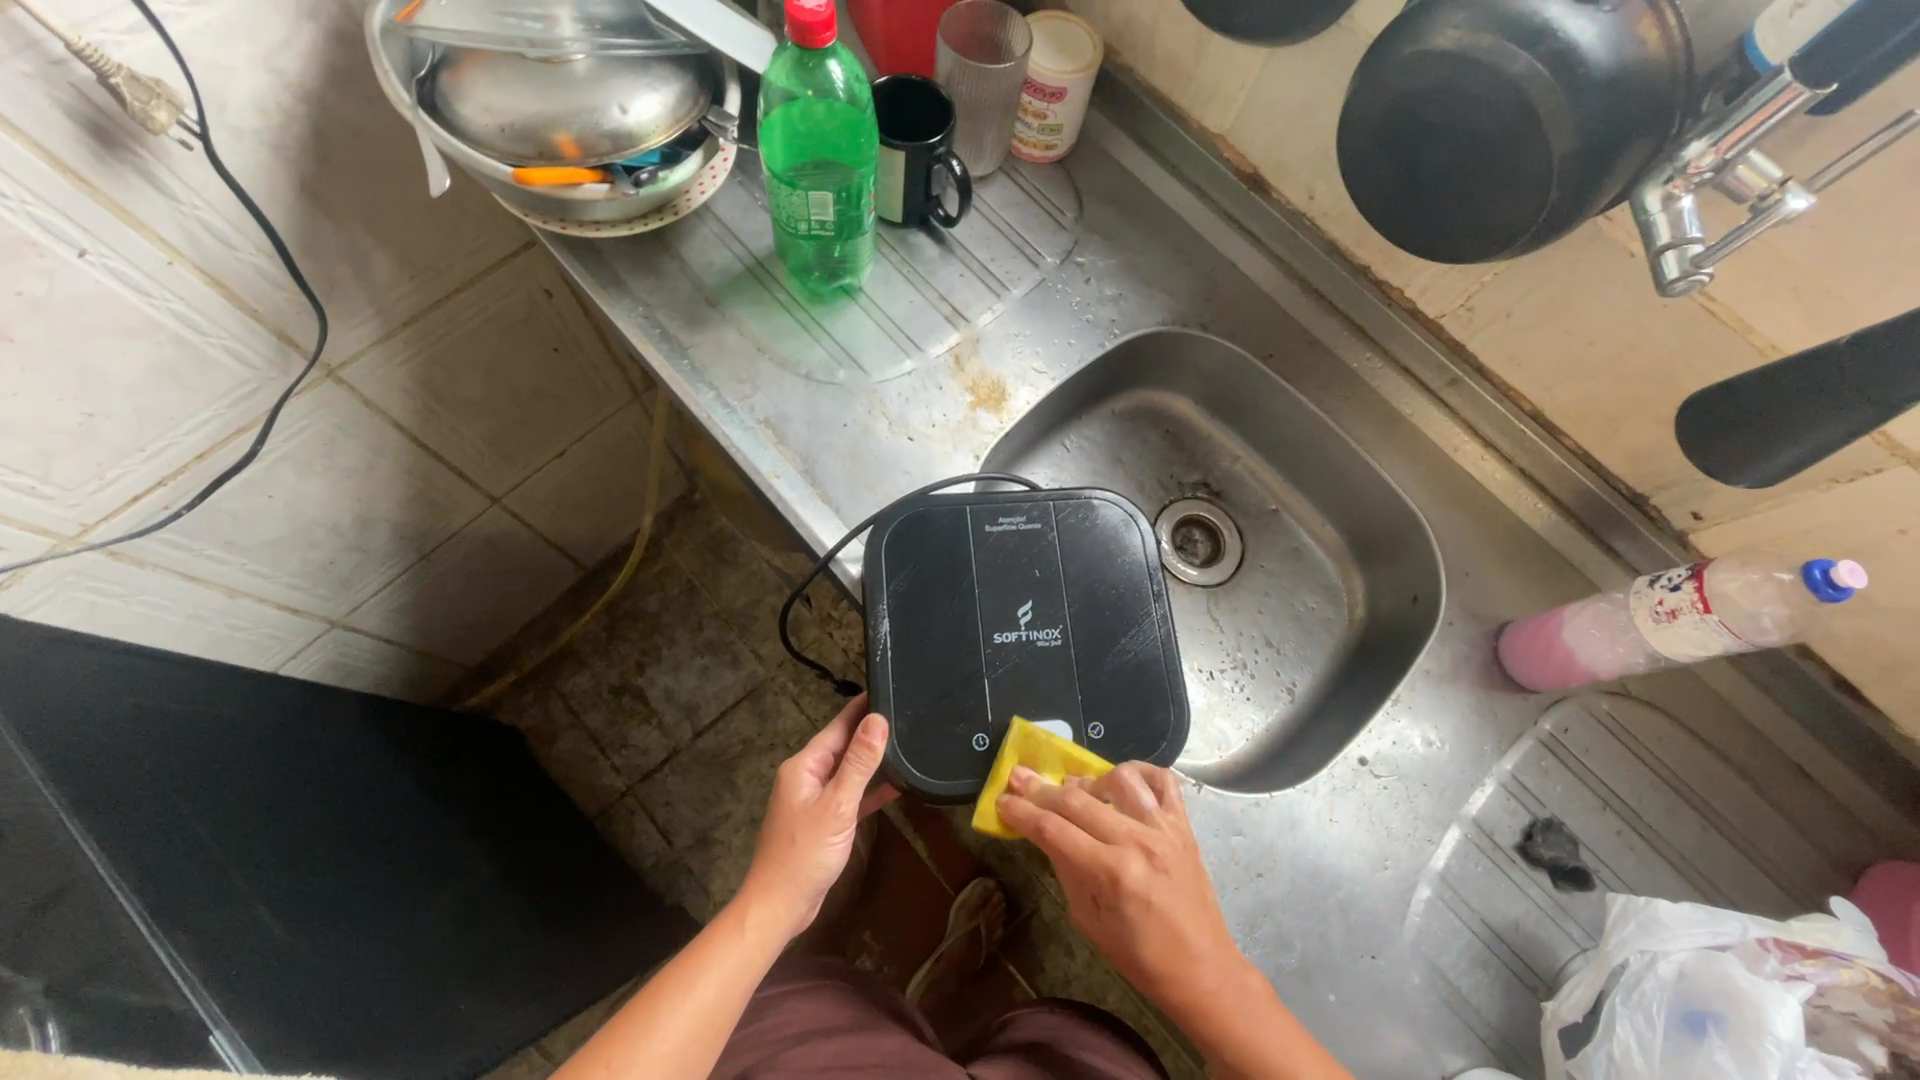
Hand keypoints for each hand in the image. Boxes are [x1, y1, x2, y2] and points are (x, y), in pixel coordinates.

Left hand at [739, 695, 896, 940]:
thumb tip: (877, 719)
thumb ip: (859, 763)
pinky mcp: (823, 821)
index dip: (862, 708)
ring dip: (872, 761)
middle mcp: (806, 777)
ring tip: (905, 743)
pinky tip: (895, 786)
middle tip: (905, 713)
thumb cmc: (805, 854)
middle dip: (870, 731)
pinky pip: (850, 795)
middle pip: (843, 746)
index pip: (838, 727)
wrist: (780, 905)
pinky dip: (869, 790)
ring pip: (847, 771)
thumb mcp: (838, 805)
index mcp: (804, 766)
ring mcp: (813, 800)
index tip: (887, 688)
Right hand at [996, 762, 1248, 1015]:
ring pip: (1119, 778)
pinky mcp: (1184, 826)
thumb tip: (1044, 832)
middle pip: (1077, 800)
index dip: (1021, 812)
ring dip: (1089, 780)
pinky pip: (1162, 780)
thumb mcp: (1087, 921)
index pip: (1052, 829)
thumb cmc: (1138, 956)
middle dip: (1040, 789)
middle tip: (1018, 779)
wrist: (1201, 968)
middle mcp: (1137, 842)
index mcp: (1110, 873)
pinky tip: (1121, 782)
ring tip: (1078, 793)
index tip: (1002, 800)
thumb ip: (1065, 869)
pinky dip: (1139, 772)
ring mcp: (1164, 829)